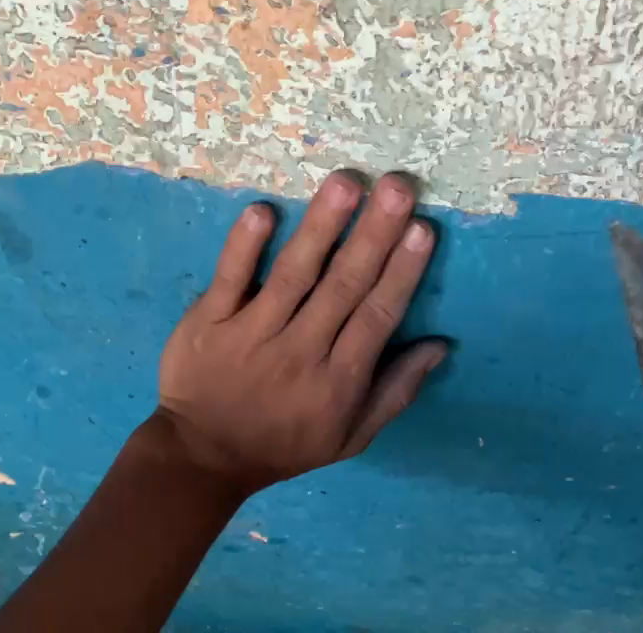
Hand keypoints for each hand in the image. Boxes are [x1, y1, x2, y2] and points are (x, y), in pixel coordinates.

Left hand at [148, 170, 447, 495]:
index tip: (423, 229)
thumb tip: (441, 344)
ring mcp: (250, 333)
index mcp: (338, 381)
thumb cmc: (284, 442)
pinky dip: (245, 245)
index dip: (402, 272)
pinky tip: (263, 210)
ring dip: (320, 227)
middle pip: (343, 285)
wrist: (201, 458)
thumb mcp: (351, 436)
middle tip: (398, 187)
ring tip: (344, 184)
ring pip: (293, 274)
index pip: (377, 316)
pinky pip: (229, 278)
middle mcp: (299, 351)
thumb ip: (396, 390)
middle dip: (374, 234)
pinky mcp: (208, 320)